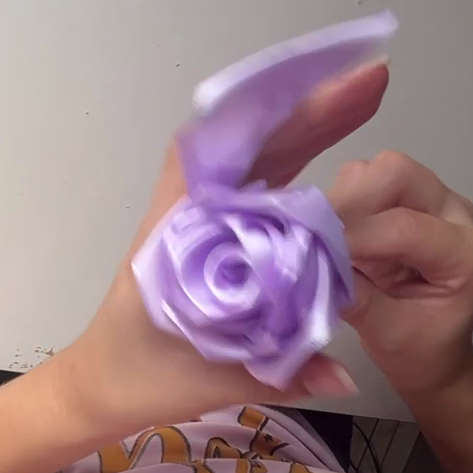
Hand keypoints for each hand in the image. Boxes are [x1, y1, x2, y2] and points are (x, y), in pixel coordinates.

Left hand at [53, 60, 390, 436]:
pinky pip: (251, 187)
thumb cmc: (137, 378)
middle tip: (372, 84)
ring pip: (251, 160)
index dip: (275, 112)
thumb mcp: (210, 380)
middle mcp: (185, 213)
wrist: (100, 388)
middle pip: (247, 145)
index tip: (330, 87)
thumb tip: (347, 378)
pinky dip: (288, 162)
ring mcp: (197, 219)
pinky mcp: (208, 235)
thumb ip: (278, 374)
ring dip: (303, 128)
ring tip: (360, 101)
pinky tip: (321, 150)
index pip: (219, 149)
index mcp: (175, 232)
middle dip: (310, 111)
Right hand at [330, 151, 472, 398]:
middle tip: (310, 232)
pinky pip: (363, 181)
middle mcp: (453, 213)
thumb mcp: (388, 336)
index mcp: (466, 252)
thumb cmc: (419, 351)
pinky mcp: (400, 199)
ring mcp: (427, 200)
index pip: (405, 227)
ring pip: (376, 172)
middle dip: (348, 199)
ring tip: (319, 239)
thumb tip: (312, 266)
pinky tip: (326, 234)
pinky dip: (337, 203)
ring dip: (340, 201)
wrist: (432, 355)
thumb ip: (356, 300)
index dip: (353, 235)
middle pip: (397, 175)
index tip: (309, 251)